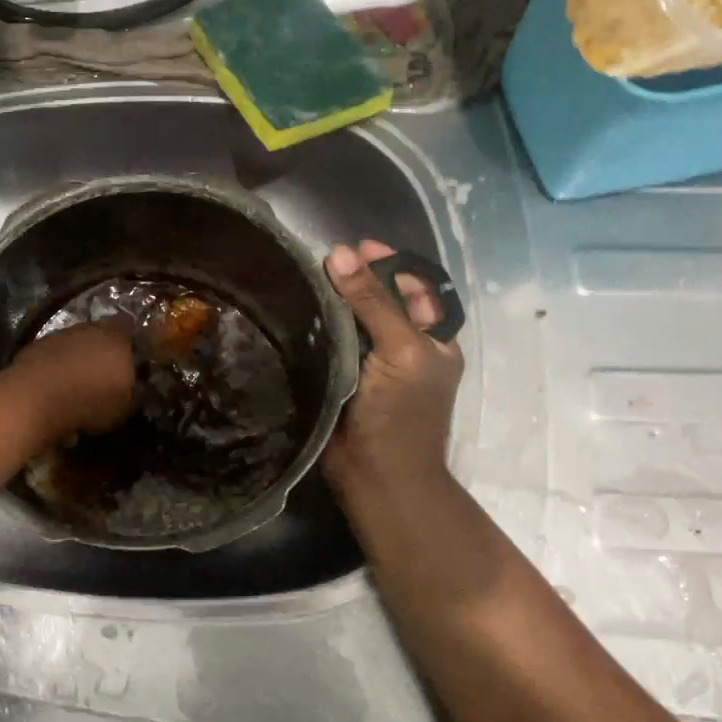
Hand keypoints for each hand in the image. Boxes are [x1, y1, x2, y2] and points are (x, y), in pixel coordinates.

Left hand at [3, 322, 135, 441]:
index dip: (129, 340)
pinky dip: (54, 366)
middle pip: (98, 333)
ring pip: (73, 343)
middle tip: (103, 372)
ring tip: (76, 383)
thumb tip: (133, 391)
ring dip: (75, 358)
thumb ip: (132, 393)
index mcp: (116, 338)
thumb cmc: (89, 402)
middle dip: (101, 349)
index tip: (130, 356)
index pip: (128, 326)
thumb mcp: (124, 408)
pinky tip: (54, 386)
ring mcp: (58, 335)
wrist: (36, 398)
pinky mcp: (34, 347)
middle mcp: (87, 329)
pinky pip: (52, 355)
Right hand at [321, 240, 463, 493]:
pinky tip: (291, 314)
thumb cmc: (402, 413)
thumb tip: (340, 252)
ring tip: (299, 280)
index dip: (388, 263)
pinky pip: (325, 343)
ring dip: (328, 303)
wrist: (376, 475)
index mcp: (431, 338)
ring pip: (349, 321)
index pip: (414, 286)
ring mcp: (367, 365)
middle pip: (378, 300)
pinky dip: (312, 328)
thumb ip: (373, 301)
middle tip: (318, 261)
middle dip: (353, 279)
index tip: (354, 246)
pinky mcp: (336, 378)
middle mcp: (401, 346)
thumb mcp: (399, 350)